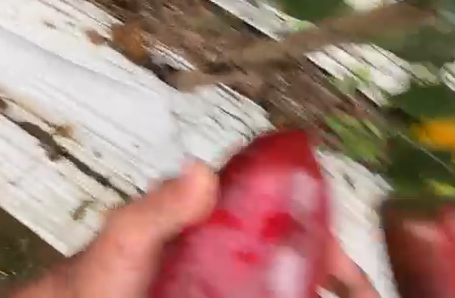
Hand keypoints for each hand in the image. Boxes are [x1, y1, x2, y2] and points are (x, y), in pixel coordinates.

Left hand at [11, 163, 375, 297]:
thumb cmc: (93, 280)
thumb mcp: (125, 237)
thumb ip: (160, 207)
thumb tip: (205, 170)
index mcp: (209, 225)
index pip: (276, 215)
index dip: (320, 235)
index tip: (352, 273)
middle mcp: (225, 258)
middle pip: (293, 262)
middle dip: (332, 276)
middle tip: (360, 297)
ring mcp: (224, 289)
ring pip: (284, 287)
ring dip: (313, 290)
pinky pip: (266, 295)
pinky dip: (289, 296)